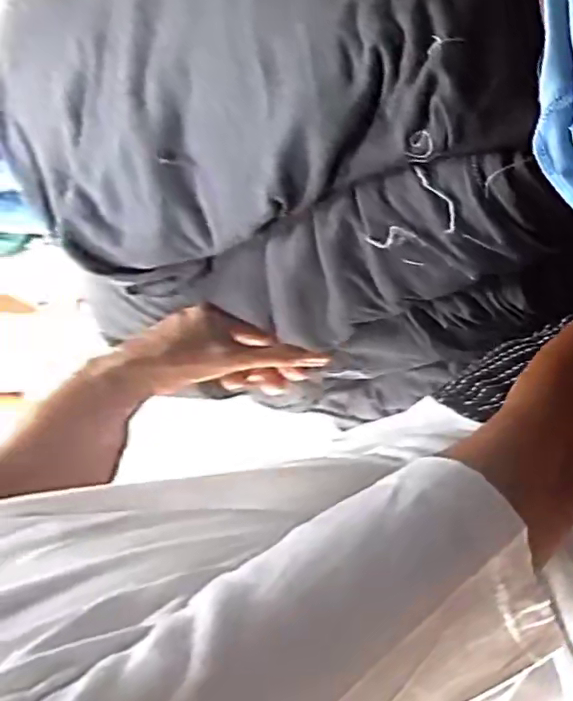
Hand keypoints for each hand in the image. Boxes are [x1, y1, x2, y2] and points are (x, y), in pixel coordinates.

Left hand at [111, 304, 329, 395]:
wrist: (121, 379)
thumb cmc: (181, 361)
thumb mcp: (236, 359)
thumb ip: (281, 357)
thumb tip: (324, 356)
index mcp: (216, 313)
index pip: (264, 334)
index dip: (284, 353)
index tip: (299, 371)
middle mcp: (204, 319)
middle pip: (250, 346)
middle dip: (268, 367)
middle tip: (283, 383)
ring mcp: (190, 335)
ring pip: (234, 355)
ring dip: (251, 372)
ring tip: (260, 387)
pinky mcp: (179, 351)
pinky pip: (216, 360)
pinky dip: (229, 372)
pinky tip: (234, 383)